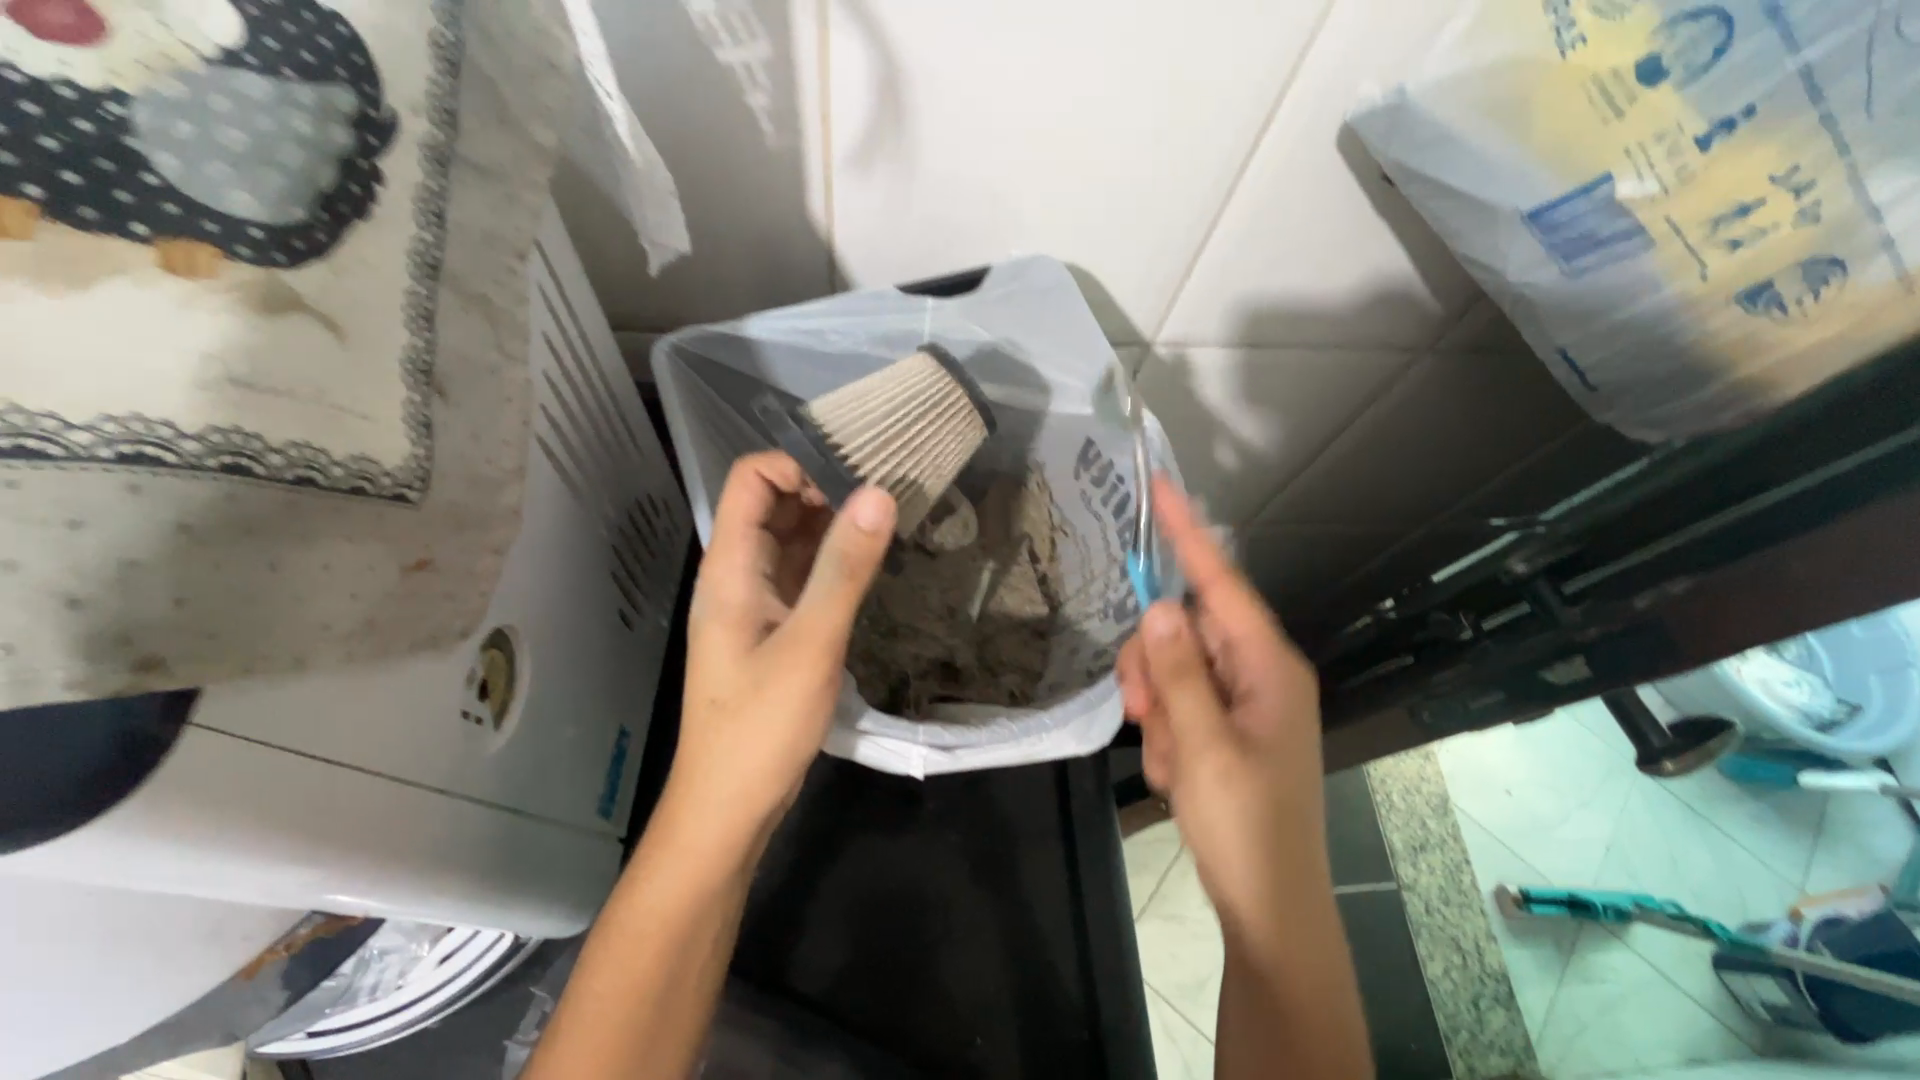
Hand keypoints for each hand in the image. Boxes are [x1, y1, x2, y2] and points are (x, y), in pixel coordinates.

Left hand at [666, 451, 895, 854]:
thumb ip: (844, 569)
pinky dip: (831, 564)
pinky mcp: (771, 632)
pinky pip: (800, 578)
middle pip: (772, 505)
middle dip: (824, 491)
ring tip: (887, 528)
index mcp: (730, 568)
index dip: (799, 466)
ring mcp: (753, 605)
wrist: (728, 805)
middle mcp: (736, 576)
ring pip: (790, 542)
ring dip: (832, 528)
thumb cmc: (761, 726)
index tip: (856, 484)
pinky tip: (869, 568)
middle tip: (885, 503)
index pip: (751, 478)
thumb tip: (878, 493)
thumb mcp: (811, 644)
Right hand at [1116, 476, 1328, 932]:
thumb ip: (1177, 672)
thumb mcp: (1201, 747)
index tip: (1161, 487)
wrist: (1268, 905)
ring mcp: (1244, 702)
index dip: (1187, 536)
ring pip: (1174, 669)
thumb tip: (1159, 607)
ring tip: (1166, 760)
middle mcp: (1260, 673)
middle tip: (1140, 710)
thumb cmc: (1245, 826)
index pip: (1221, 584)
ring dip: (1155, 709)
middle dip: (1153, 665)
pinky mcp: (1227, 728)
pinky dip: (1164, 734)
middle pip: (1186, 629)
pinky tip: (1175, 774)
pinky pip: (1179, 705)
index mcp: (1270, 667)